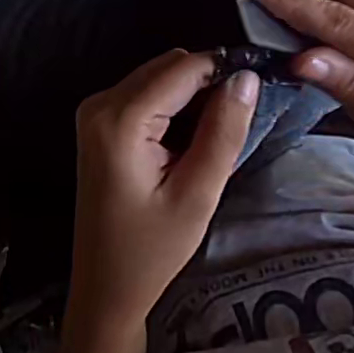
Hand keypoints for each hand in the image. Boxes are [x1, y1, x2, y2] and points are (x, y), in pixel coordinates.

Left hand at [69, 50, 260, 331]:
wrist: (106, 287)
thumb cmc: (152, 250)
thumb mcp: (198, 194)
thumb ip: (224, 131)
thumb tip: (247, 78)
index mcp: (120, 120)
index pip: (184, 68)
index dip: (225, 70)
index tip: (258, 89)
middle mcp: (100, 103)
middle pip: (169, 65)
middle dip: (207, 84)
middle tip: (231, 127)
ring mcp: (95, 111)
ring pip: (160, 75)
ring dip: (191, 96)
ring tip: (208, 140)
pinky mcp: (99, 121)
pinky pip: (147, 92)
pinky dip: (173, 105)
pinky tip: (184, 142)